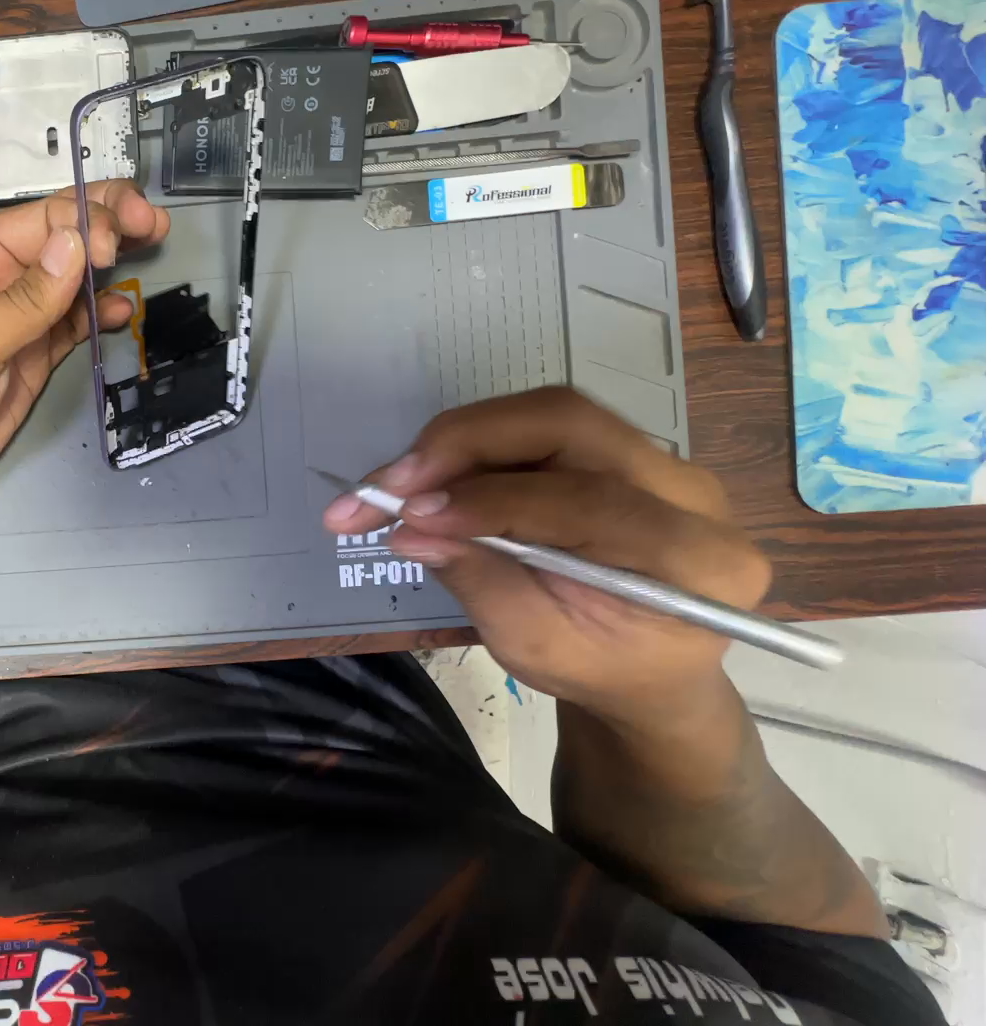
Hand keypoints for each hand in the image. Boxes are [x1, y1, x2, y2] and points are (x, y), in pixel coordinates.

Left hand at [0, 180, 168, 514]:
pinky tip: (122, 310)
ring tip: (154, 252)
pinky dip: (98, 314)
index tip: (118, 240)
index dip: (85, 218)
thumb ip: (22, 301)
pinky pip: (71, 324)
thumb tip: (76, 242)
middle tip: (154, 225)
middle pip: (61, 240)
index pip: (38, 220)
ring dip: (110, 267)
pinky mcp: (30, 356)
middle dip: (107, 225)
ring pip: (72, 281)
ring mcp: (17, 320)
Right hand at [323, 387, 771, 724]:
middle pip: (567, 422)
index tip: (407, 516)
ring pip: (545, 414)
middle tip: (390, 482)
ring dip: (456, 441)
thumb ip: (480, 584)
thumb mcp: (535, 647)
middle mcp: (687, 490)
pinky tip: (427, 478)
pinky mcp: (617, 452)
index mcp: (693, 558)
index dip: (488, 500)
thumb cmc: (597, 668)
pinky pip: (535, 428)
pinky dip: (468, 446)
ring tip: (395, 482)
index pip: (585, 500)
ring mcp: (656, 462)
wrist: (646, 665)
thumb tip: (408, 532)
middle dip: (464, 442)